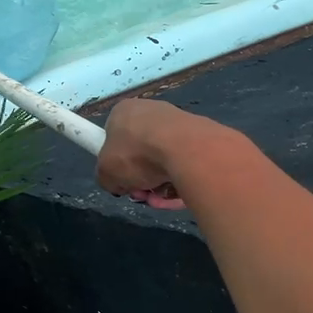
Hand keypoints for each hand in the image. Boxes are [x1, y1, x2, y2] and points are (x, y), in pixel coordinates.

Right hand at [96, 98, 213, 209]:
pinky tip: (183, 196)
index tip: (123, 180)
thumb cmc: (138, 154)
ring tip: (164, 200)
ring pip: (167, 159)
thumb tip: (119, 184)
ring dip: (162, 182)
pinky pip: (189, 162)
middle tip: (143, 194)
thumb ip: (107, 178)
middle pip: (142, 150)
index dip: (116, 163)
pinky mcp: (206, 137)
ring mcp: (181, 123)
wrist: (191, 152)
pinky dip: (184, 180)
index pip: (114, 137)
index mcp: (123, 111)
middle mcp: (152, 111)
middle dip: (142, 177)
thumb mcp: (106, 172)